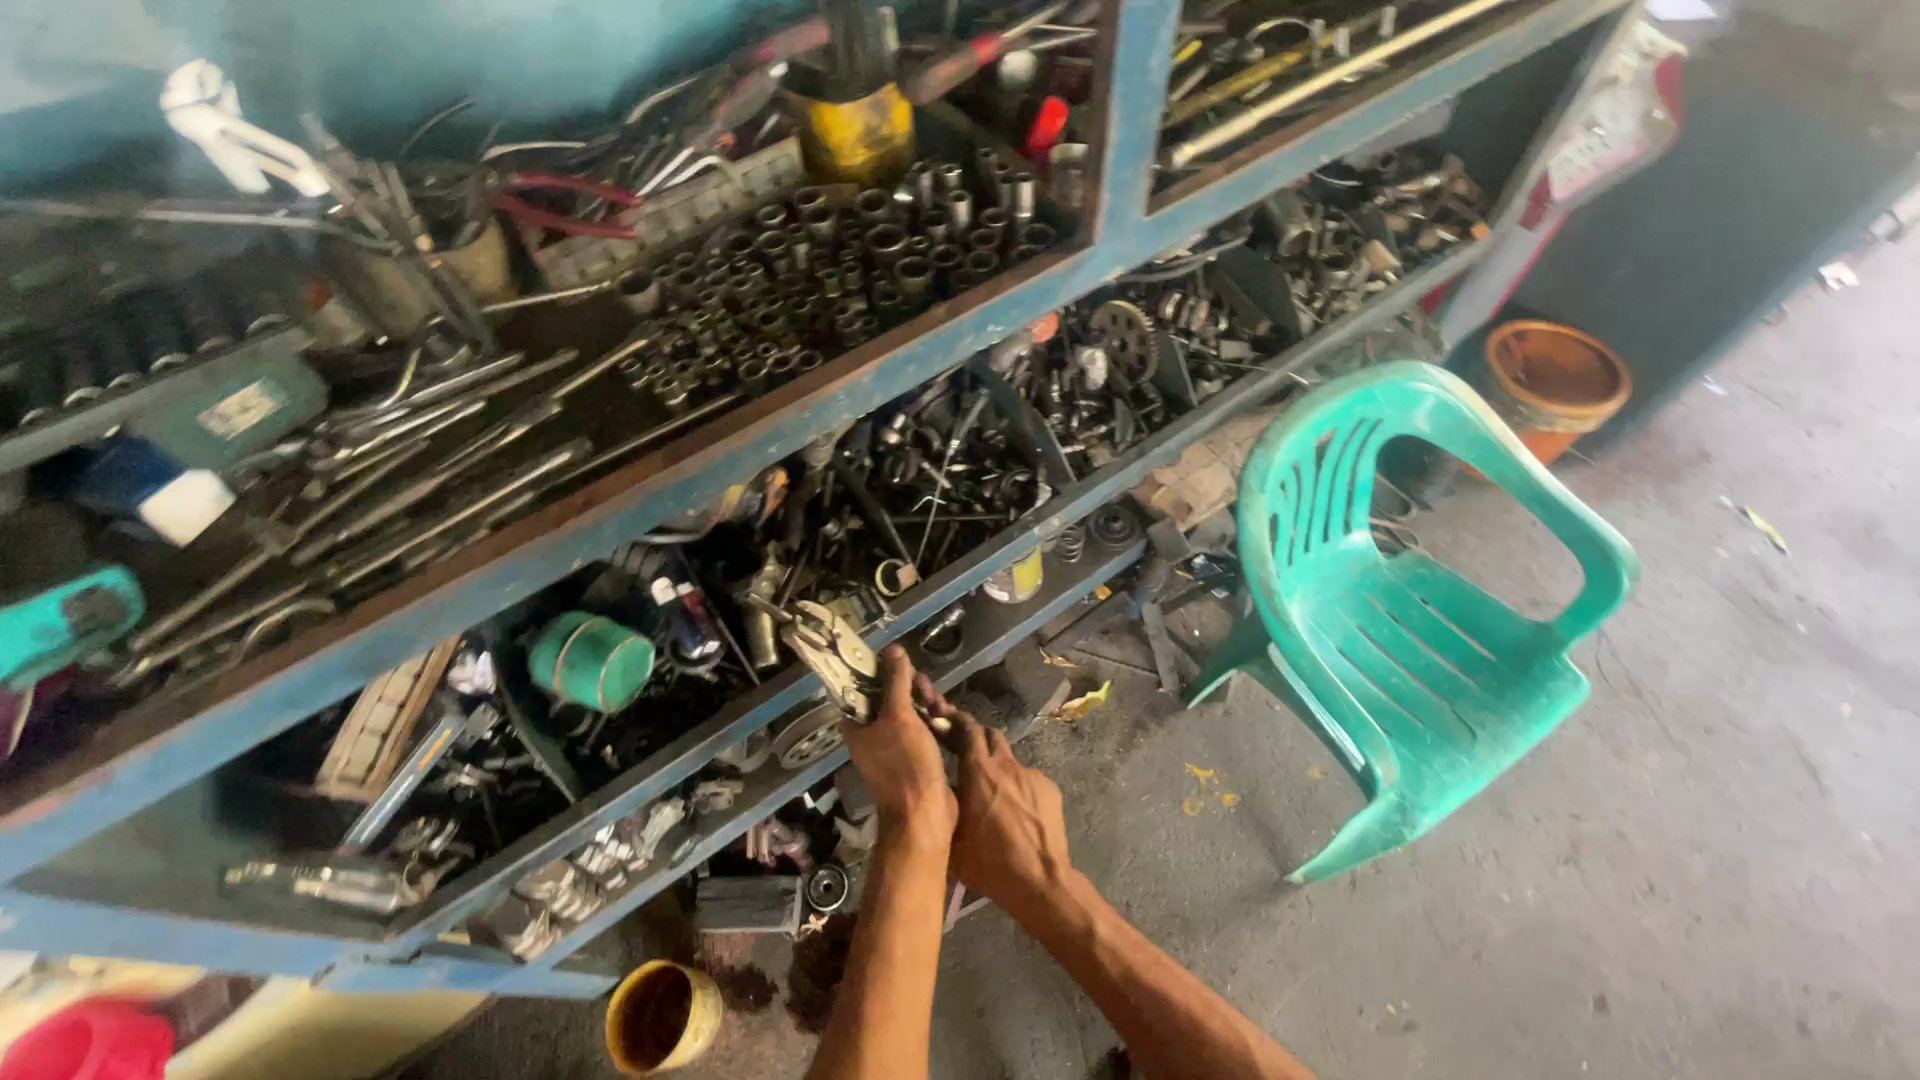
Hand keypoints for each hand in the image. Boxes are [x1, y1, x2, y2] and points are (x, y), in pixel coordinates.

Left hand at [842, 646, 956, 840]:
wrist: (925, 813)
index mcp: (856, 726)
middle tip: (926, 687)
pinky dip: (931, 721)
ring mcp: (893, 746)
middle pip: (888, 697)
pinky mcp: (914, 756)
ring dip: (924, 704)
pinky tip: (946, 717)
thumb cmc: (906, 764)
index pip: (861, 688)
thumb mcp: (900, 716)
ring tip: (940, 703)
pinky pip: (921, 729)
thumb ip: (896, 681)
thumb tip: (893, 649)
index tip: (900, 662)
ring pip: (908, 712)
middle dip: (908, 688)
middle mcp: (870, 734)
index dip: (879, 672)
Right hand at [938, 692, 1074, 923]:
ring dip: (997, 767)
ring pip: (1010, 759)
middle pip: (990, 735)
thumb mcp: (953, 835)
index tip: (944, 719)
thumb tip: (940, 788)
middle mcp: (1006, 765)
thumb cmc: (988, 862)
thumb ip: (947, 803)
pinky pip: (1028, 779)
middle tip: (965, 751)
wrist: (1039, 881)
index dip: (955, 720)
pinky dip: (1017, 787)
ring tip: (992, 792)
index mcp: (979, 772)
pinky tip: (1016, 811)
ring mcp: (1031, 775)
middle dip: (976, 737)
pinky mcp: (1049, 789)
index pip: (967, 729)